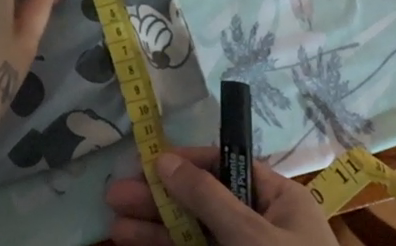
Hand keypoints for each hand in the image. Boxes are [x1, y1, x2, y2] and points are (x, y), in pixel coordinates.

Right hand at [105, 147, 338, 245]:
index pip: (226, 166)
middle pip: (202, 200)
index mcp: (280, 201)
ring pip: (192, 233)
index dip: (186, 162)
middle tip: (116, 195)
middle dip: (159, 197)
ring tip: (115, 226)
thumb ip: (207, 197)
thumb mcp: (250, 236)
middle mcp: (261, 224)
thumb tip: (165, 159)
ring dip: (154, 227)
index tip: (147, 163)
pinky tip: (134, 244)